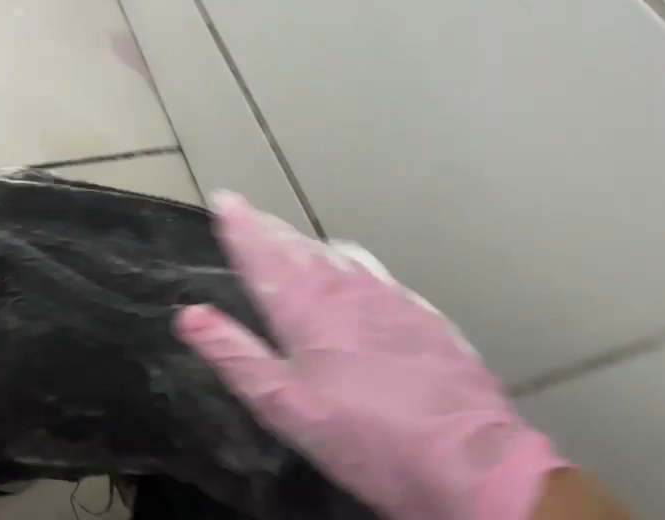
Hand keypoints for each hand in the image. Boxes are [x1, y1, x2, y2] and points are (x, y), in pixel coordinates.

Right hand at [174, 194, 565, 519]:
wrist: (476, 466)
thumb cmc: (367, 439)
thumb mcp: (284, 407)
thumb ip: (233, 355)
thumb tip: (188, 315)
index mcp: (303, 305)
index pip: (261, 251)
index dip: (239, 224)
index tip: (223, 198)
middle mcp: (343, 288)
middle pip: (297, 245)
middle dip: (270, 228)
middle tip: (250, 215)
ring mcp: (389, 298)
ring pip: (338, 255)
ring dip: (309, 245)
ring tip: (295, 244)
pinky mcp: (425, 317)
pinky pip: (377, 277)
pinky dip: (352, 268)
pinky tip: (358, 281)